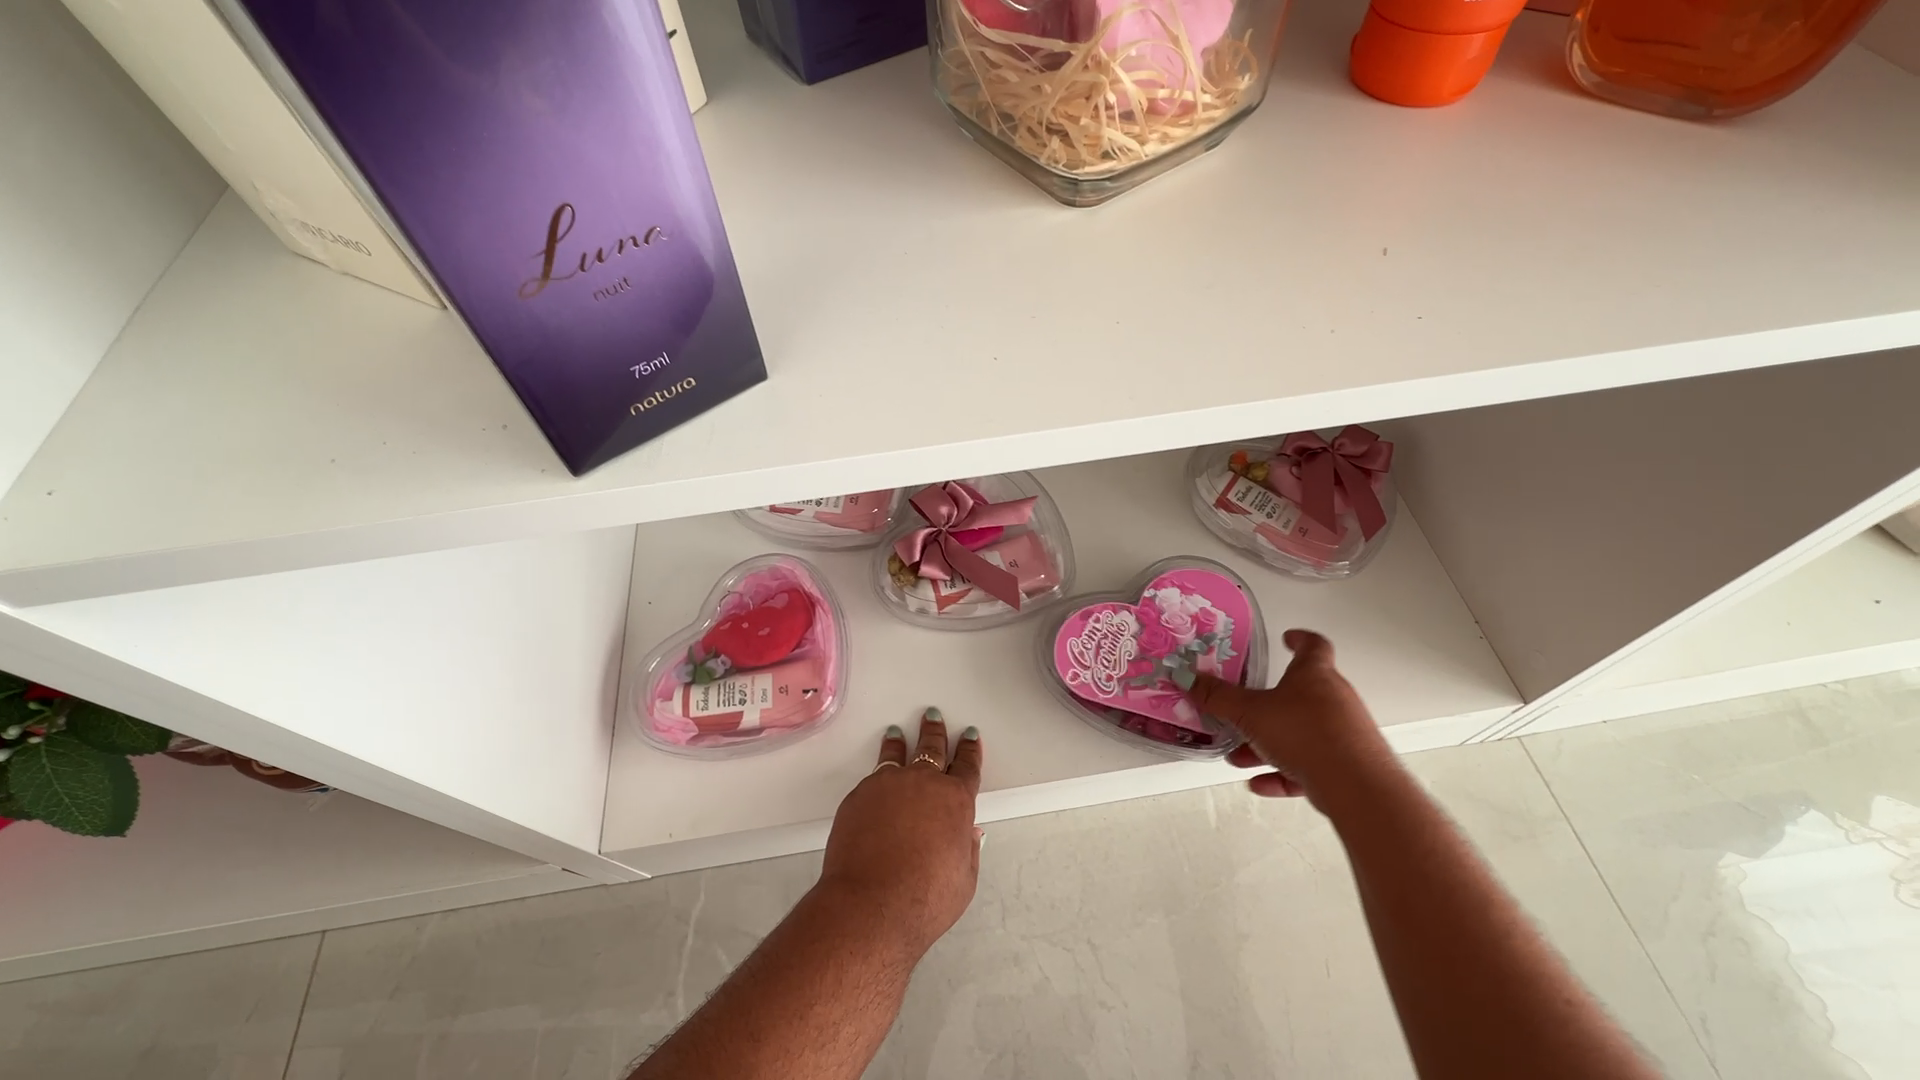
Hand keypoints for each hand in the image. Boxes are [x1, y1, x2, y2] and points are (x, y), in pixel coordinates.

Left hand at [815, 708, 983, 959]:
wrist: (870, 904)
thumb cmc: (923, 899)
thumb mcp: (964, 880)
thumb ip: (967, 850)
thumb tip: (968, 834)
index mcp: (956, 800)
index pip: (967, 766)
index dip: (970, 750)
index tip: (970, 737)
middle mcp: (923, 784)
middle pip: (932, 749)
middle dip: (935, 732)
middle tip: (933, 717)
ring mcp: (888, 786)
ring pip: (896, 756)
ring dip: (900, 743)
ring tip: (897, 733)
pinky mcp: (859, 796)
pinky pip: (872, 778)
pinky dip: (877, 773)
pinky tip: (875, 779)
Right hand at [1186, 629, 1395, 808]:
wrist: (1355, 786)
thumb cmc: (1305, 733)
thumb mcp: (1250, 712)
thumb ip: (1218, 697)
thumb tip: (1187, 677)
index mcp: (1315, 675)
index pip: (1313, 646)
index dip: (1300, 640)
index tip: (1288, 637)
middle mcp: (1334, 700)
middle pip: (1298, 695)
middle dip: (1265, 706)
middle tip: (1242, 711)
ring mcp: (1342, 734)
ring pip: (1299, 733)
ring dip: (1267, 744)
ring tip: (1238, 758)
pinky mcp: (1345, 767)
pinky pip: (1308, 766)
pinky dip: (1282, 773)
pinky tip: (1257, 784)